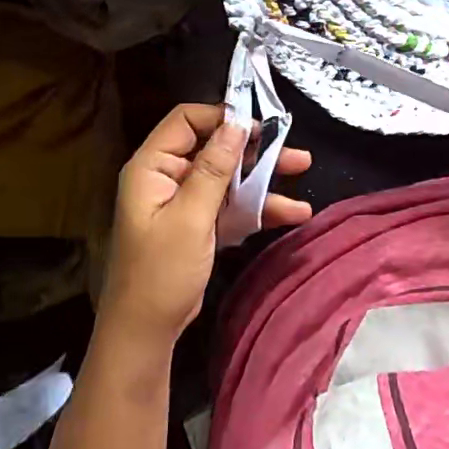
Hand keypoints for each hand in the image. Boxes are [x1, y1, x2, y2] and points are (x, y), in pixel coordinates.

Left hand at [103, 104, 311, 342]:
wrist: (145, 331)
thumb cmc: (161, 271)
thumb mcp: (191, 217)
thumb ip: (214, 169)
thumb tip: (236, 125)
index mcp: (153, 167)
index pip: (186, 121)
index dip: (221, 117)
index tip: (258, 124)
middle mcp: (168, 178)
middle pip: (214, 149)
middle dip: (254, 150)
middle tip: (292, 150)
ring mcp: (185, 203)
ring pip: (228, 178)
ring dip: (263, 178)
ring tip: (303, 170)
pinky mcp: (199, 225)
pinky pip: (230, 206)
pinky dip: (257, 208)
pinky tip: (292, 212)